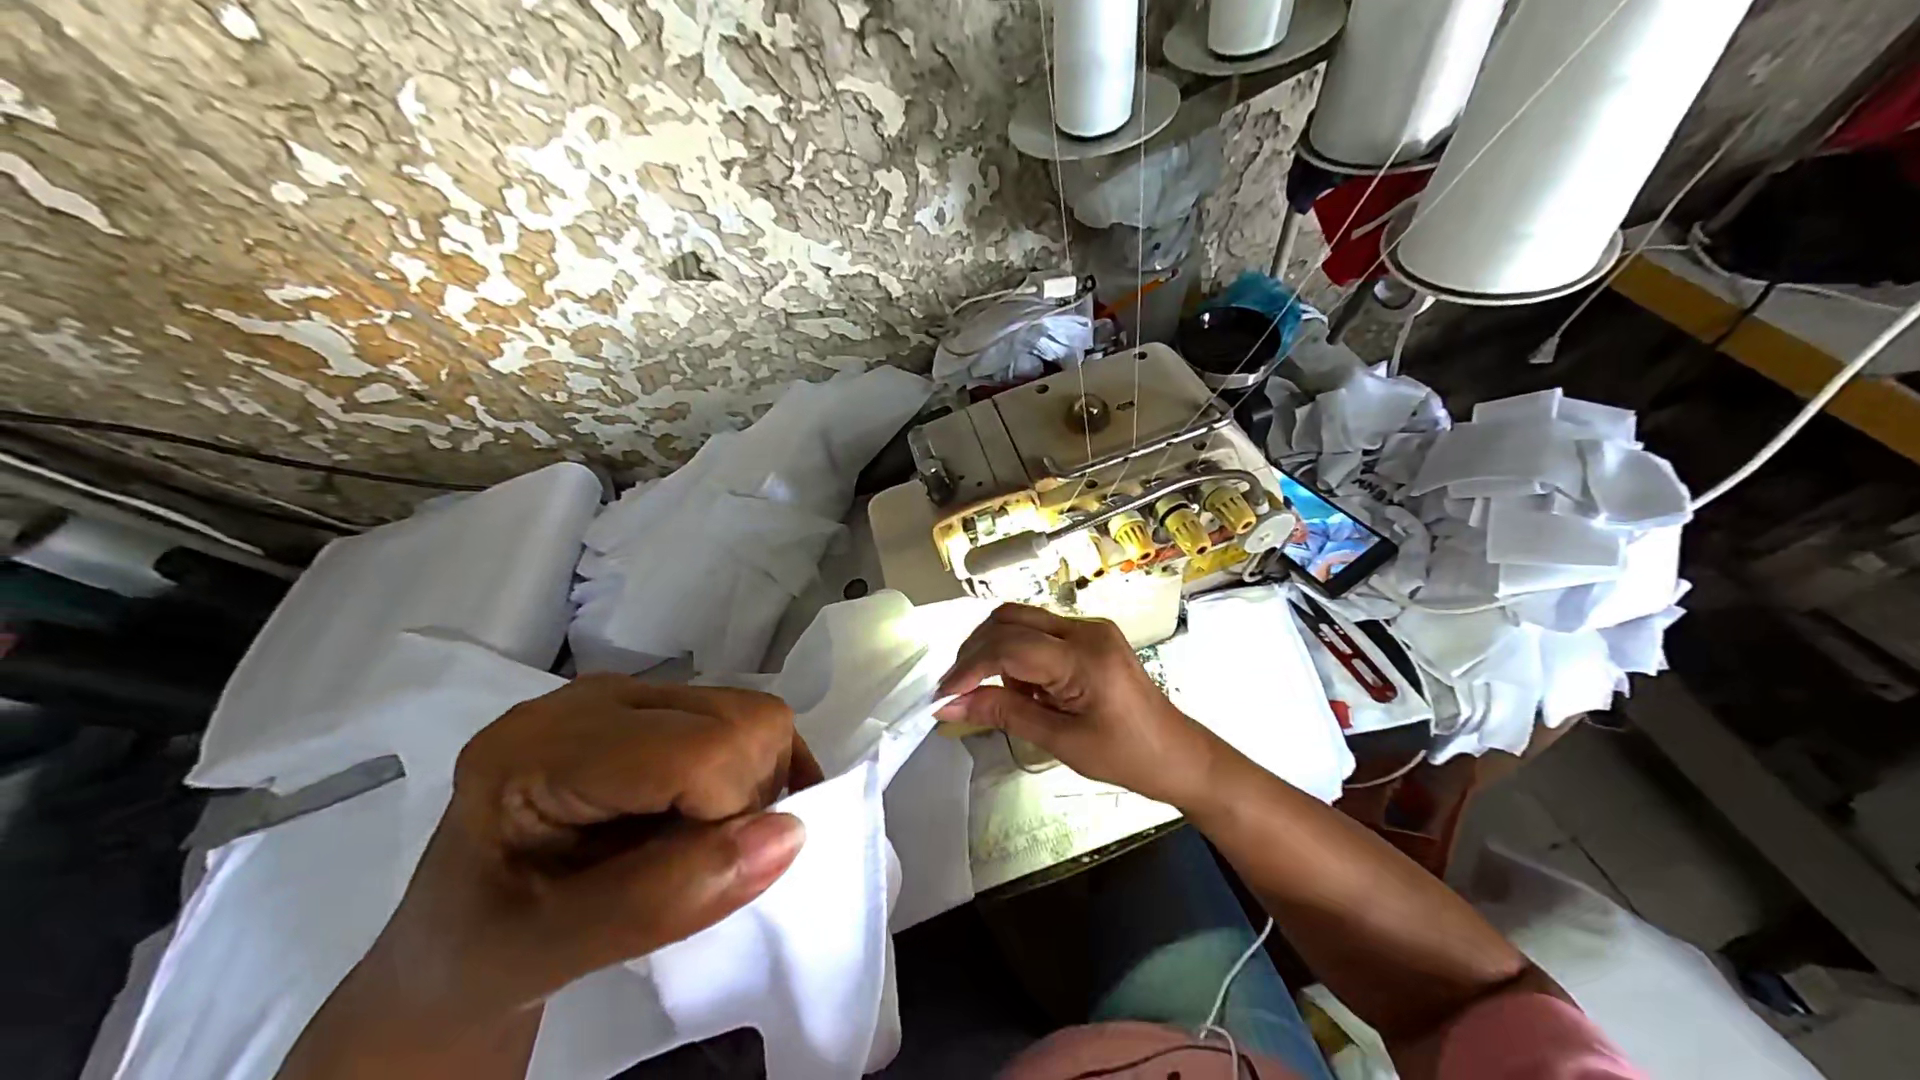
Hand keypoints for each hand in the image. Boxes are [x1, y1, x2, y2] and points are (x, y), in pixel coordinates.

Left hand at [279, 676, 820, 1077]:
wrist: (458, 938)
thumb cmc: (486, 951)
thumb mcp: (555, 952)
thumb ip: (667, 899)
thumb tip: (790, 834)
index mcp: (539, 749)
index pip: (695, 749)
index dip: (732, 813)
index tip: (707, 877)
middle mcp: (590, 699)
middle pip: (739, 720)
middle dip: (749, 800)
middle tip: (699, 864)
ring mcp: (627, 694)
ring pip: (753, 715)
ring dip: (754, 788)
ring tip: (695, 842)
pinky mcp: (655, 703)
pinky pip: (746, 720)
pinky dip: (757, 772)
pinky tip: (714, 814)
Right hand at [936, 604, 1226, 807]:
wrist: (1178, 754)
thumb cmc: (1125, 757)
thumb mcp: (1060, 741)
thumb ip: (1004, 714)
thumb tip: (950, 706)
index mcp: (1083, 658)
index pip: (1009, 646)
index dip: (968, 668)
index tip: (942, 696)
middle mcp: (1086, 630)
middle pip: (1010, 619)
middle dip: (975, 652)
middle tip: (957, 691)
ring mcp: (1090, 629)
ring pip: (1021, 620)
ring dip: (995, 652)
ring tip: (997, 696)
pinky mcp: (1091, 635)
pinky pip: (1039, 632)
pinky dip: (1018, 655)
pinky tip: (1024, 689)